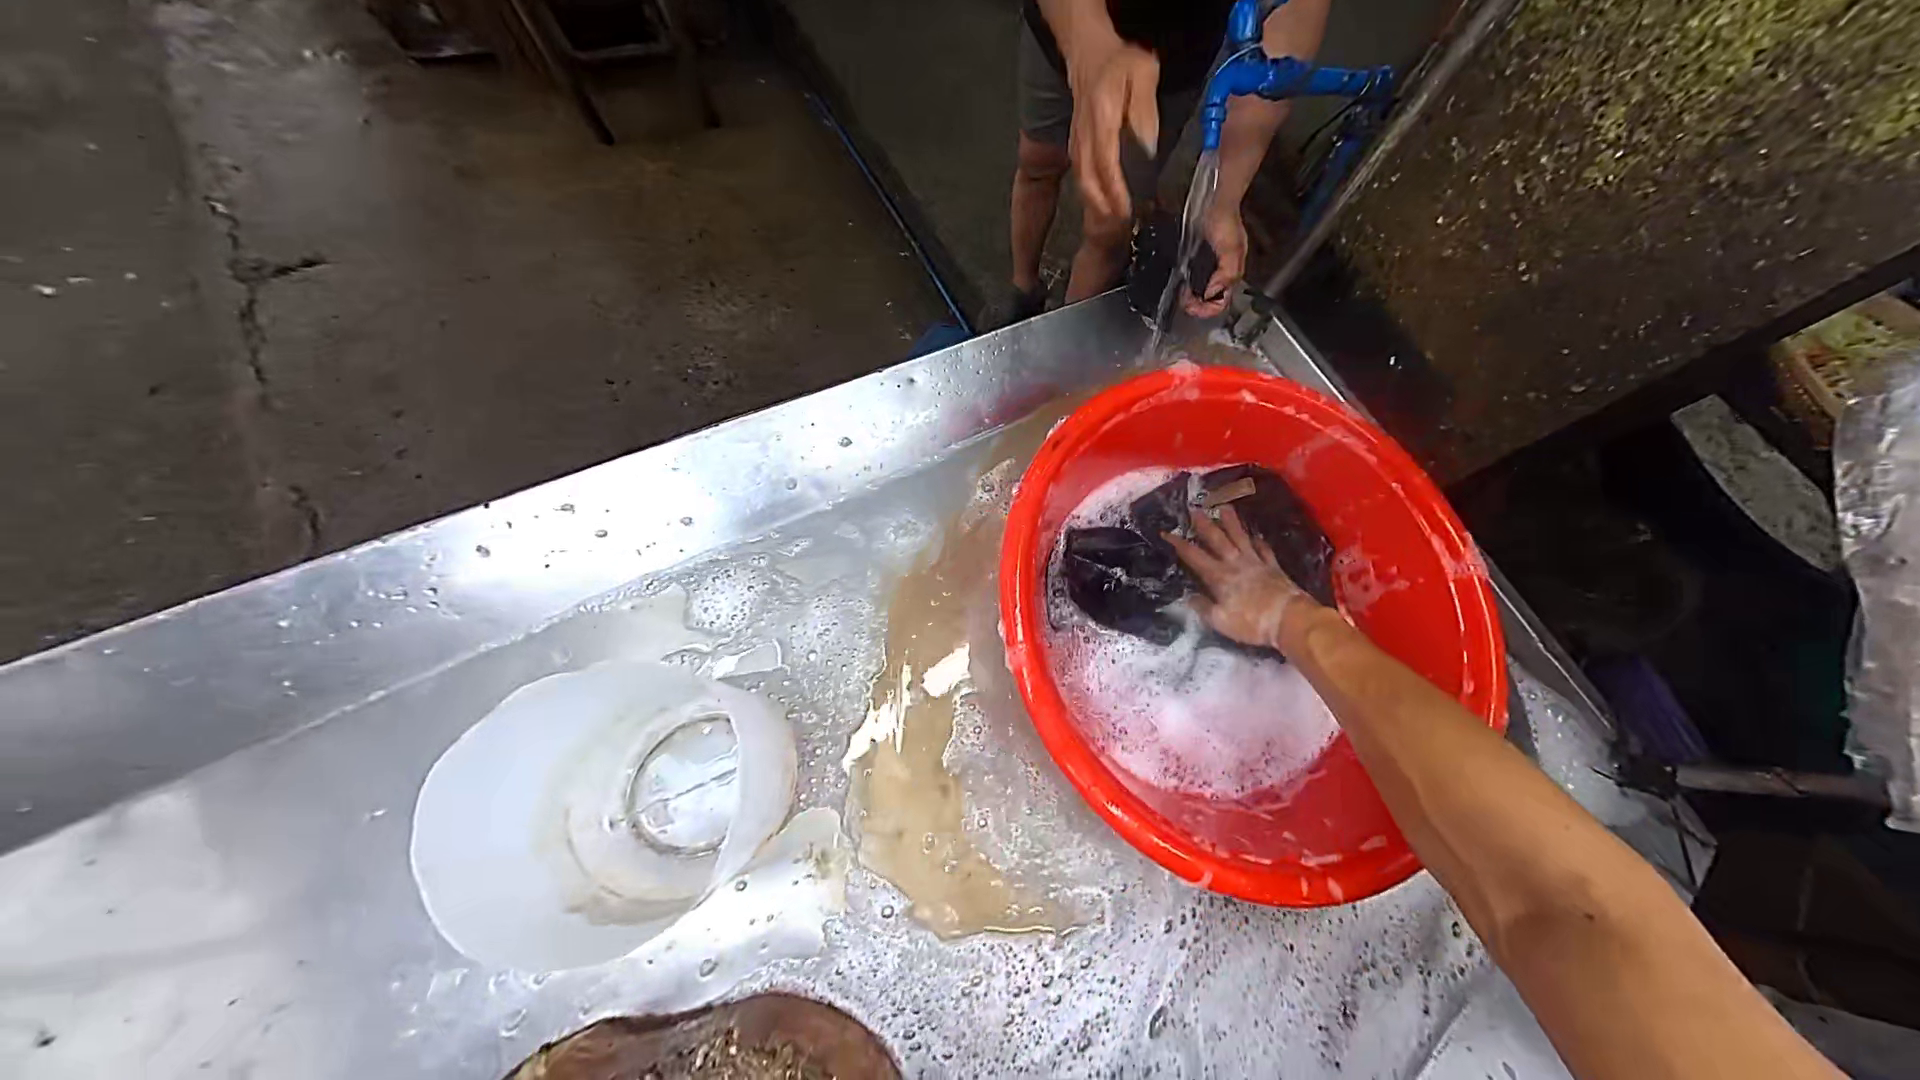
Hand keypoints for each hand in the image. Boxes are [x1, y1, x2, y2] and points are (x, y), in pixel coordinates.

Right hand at [1066, 35, 1160, 221]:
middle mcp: (1084, 137)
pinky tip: (1105, 208)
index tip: (1126, 211)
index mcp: (1101, 118)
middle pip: (1088, 182)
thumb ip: (1145, 113)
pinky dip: (1093, 198)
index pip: (1106, 163)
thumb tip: (1146, 152)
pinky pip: (1082, 180)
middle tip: (1122, 225)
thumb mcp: (1144, 76)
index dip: (1115, 191)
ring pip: (1083, 185)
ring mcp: (1076, 146)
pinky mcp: (1075, 151)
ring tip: (1114, 224)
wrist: (1090, 56)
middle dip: (1104, 208)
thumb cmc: (1121, 66)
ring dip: (1097, 208)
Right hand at [1164, 505, 1310, 647]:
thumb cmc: (1252, 623)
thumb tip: (1189, 596)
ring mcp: (1256, 562)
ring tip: (1224, 507)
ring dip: (1231, 522)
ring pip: (1240, 537)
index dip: (1178, 543)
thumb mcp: (1220, 621)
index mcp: (1218, 577)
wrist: (1290, 619)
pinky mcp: (1273, 567)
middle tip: (1195, 509)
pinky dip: (1258, 541)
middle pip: (1217, 539)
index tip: (1166, 533)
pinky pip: (1264, 550)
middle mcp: (1235, 564)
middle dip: (1204, 524)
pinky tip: (1256, 536)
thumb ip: (1203, 607)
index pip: (1193, 556)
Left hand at [1183, 206, 1246, 317]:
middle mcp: (1220, 277)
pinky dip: (1185, 289)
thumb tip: (1211, 292)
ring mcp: (1208, 272)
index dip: (1207, 310)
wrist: (1214, 206)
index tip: (1193, 306)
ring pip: (1198, 296)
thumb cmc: (1226, 223)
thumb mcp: (1232, 249)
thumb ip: (1227, 272)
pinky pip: (1191, 284)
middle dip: (1195, 306)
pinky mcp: (1197, 265)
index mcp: (1231, 276)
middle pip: (1208, 303)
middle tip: (1184, 301)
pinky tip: (1180, 285)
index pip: (1221, 304)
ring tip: (1182, 295)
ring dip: (1188, 299)